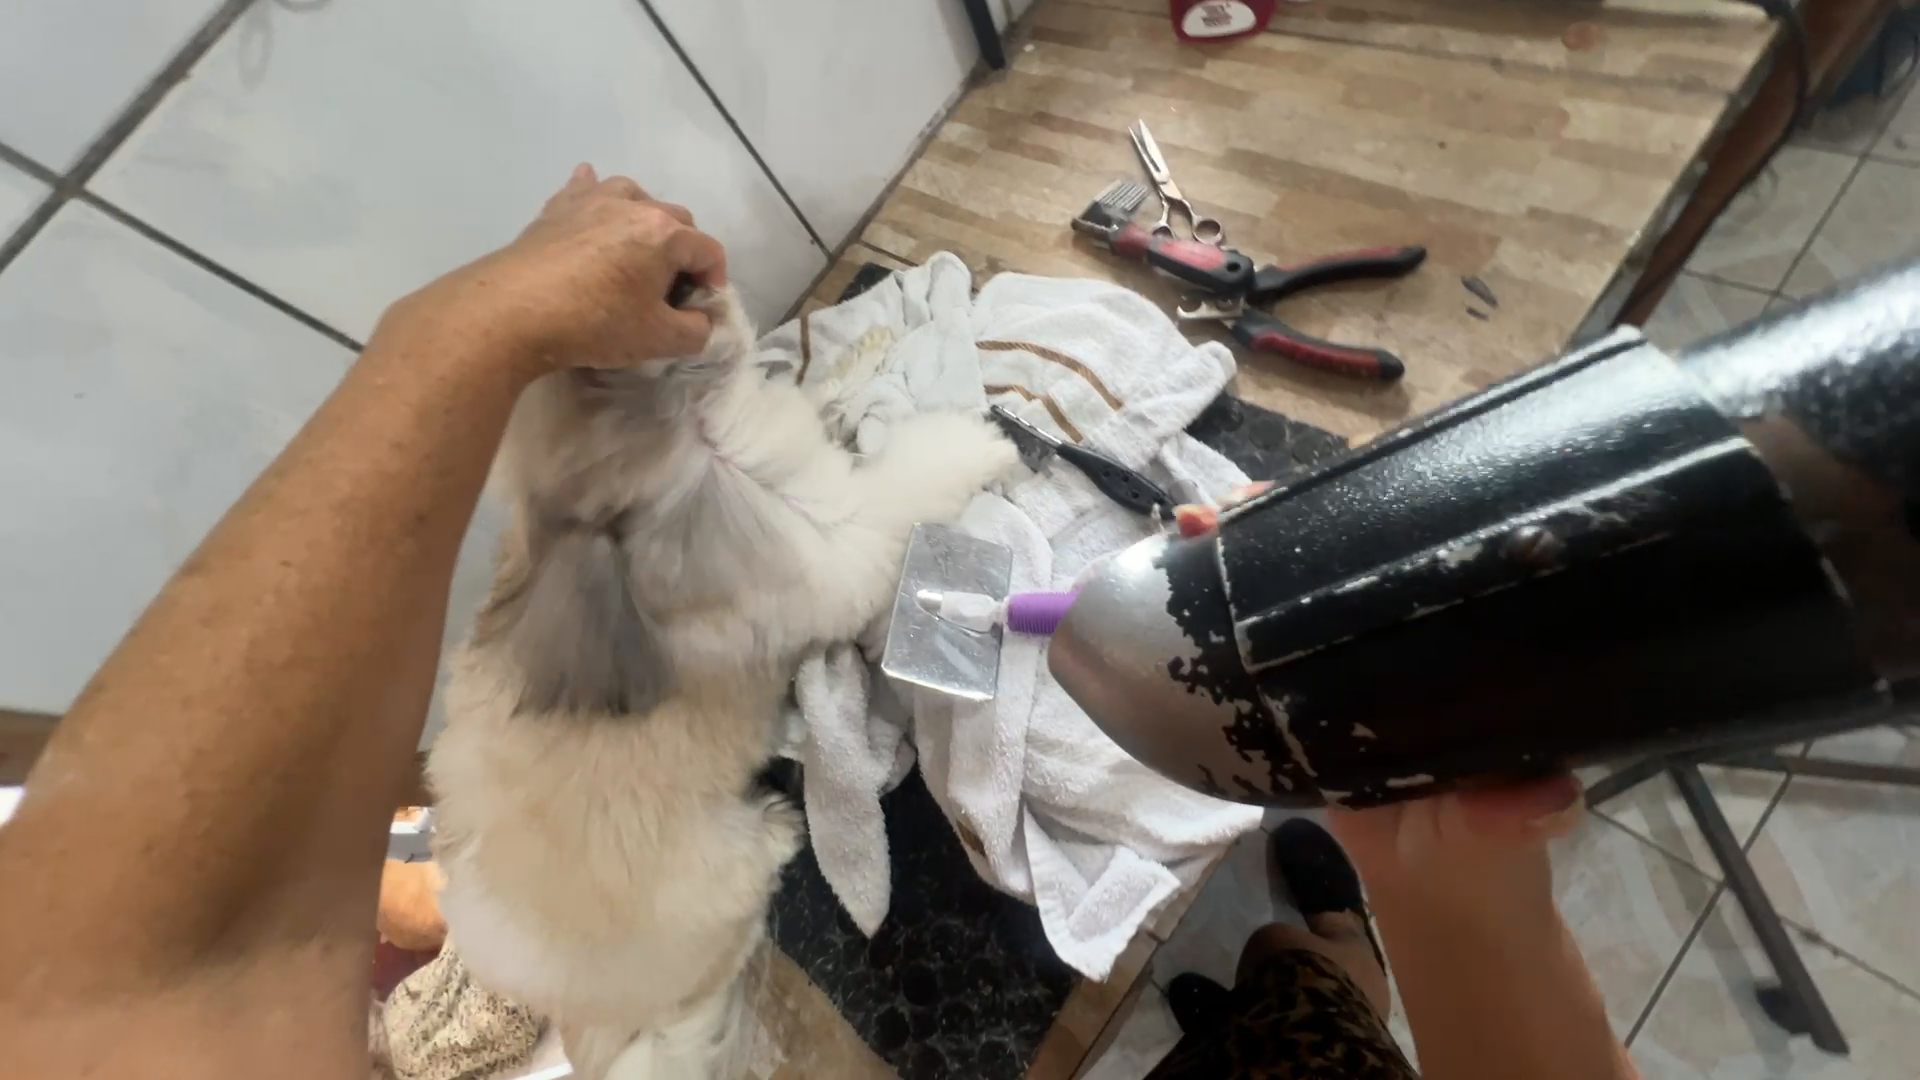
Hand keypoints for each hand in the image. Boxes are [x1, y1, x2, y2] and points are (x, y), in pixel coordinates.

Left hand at [374, 164, 728, 375]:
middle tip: (672, 292)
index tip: (702, 311)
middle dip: (686, 255)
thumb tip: (702, 318)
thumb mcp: (663, 340)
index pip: (710, 251)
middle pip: (679, 221)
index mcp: (665, 233)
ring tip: (641, 254)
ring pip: (637, 195)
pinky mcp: (557, 208)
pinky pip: (586, 187)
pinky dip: (598, 195)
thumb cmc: (597, 324)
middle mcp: (633, 205)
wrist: (513, 312)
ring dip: (649, 221)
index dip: (715, 282)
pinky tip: (595, 205)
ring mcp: (591, 200)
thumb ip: (699, 329)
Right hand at [1173, 482, 1583, 916]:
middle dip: (1262, 522)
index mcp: (1430, 643)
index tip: (1300, 496)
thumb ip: (1514, 816)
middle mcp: (1371, 639)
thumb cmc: (1483, 849)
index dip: (1342, 511)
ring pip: (1267, 596)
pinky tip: (1170, 600)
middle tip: (1218, 515)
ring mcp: (1319, 670)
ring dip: (1221, 557)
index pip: (1386, 554)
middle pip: (1312, 558)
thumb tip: (1541, 797)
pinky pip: (1242, 652)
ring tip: (1185, 531)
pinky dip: (1207, 619)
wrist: (1429, 892)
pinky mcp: (1282, 703)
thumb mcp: (1503, 829)